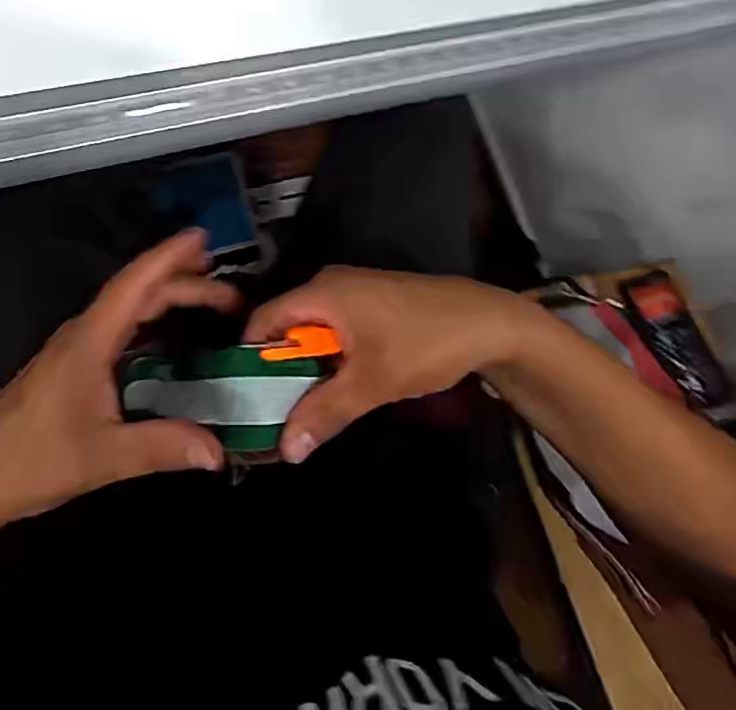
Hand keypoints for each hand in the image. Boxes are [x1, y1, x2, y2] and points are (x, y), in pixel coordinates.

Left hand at [0, 229, 236, 579]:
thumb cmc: (31, 463)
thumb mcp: (101, 458)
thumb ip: (161, 448)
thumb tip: (219, 451)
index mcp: (88, 342)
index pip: (133, 286)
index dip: (168, 257)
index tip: (201, 237)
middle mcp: (82, 334)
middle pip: (137, 293)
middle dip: (185, 284)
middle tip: (231, 295)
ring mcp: (76, 347)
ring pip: (128, 308)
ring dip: (168, 297)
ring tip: (209, 300)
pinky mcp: (74, 364)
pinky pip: (121, 327)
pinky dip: (152, 320)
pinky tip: (171, 336)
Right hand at [242, 267, 543, 463]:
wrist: (490, 322)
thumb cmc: (424, 344)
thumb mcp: (372, 383)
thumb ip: (324, 413)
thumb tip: (285, 450)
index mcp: (321, 293)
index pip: (262, 320)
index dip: (248, 359)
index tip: (245, 400)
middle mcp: (330, 285)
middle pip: (285, 326)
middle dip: (277, 370)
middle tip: (272, 412)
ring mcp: (353, 291)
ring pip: (312, 330)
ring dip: (306, 367)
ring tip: (302, 407)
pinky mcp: (372, 302)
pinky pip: (335, 328)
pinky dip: (329, 356)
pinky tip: (337, 385)